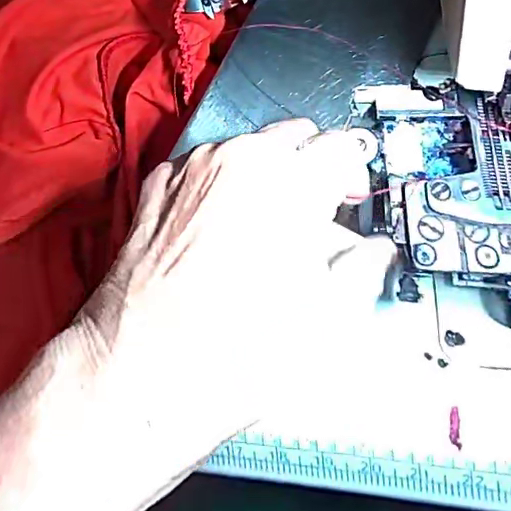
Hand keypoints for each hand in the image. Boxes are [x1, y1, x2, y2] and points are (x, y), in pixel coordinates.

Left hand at [0, 120, 394, 510]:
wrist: (138, 374)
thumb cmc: (230, 355)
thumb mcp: (324, 322)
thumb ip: (359, 272)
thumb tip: (371, 254)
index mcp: (291, 184)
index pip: (342, 146)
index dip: (356, 173)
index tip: (352, 197)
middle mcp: (240, 161)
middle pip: (293, 136)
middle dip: (311, 165)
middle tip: (314, 211)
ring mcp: (192, 168)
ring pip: (245, 148)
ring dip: (263, 173)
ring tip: (262, 226)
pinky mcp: (156, 186)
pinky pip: (200, 167)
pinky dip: (216, 185)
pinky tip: (217, 227)